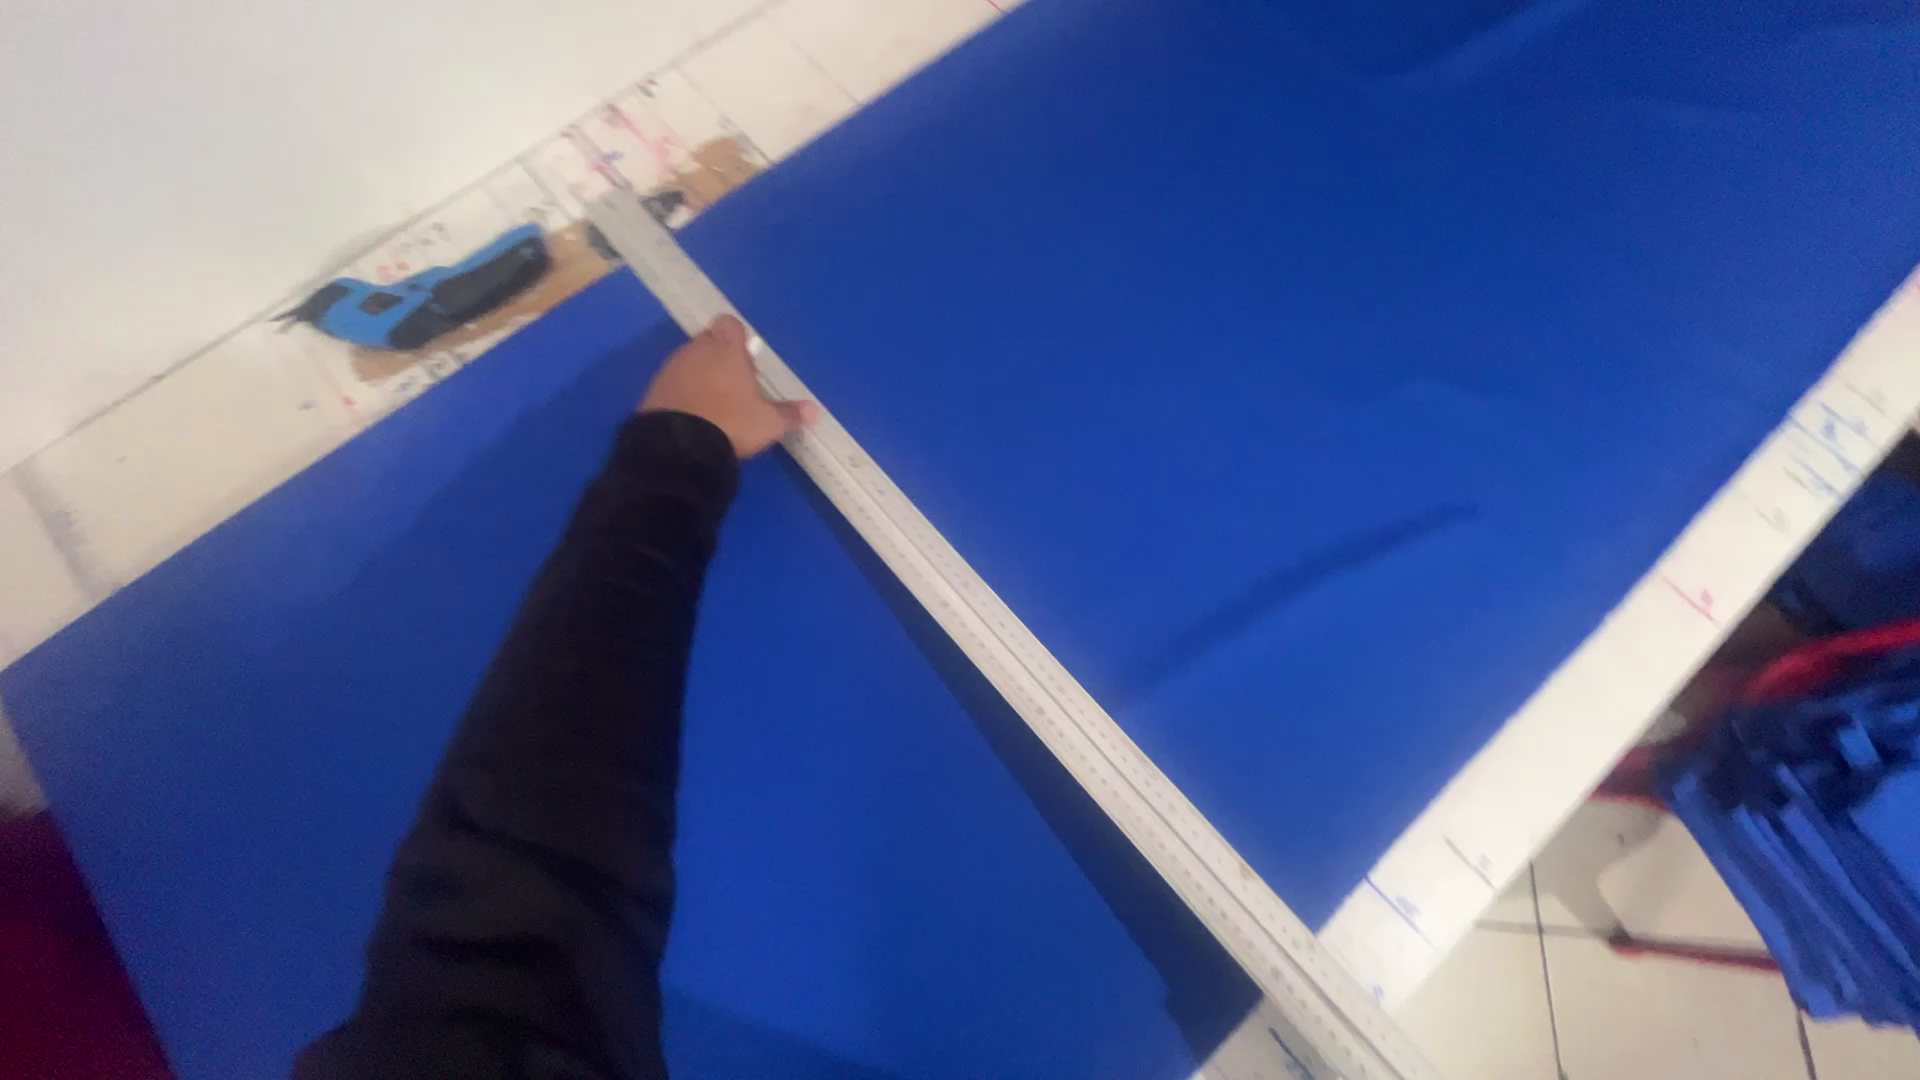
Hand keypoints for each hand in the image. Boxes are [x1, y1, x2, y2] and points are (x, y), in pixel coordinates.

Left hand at [639, 315, 818, 459]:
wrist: (679, 446)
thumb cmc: (731, 423)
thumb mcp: (768, 423)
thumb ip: (790, 414)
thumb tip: (814, 411)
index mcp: (726, 350)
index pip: (731, 325)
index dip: (739, 339)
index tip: (748, 361)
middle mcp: (696, 351)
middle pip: (709, 341)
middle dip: (721, 358)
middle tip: (736, 387)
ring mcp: (671, 369)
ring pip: (689, 362)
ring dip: (701, 376)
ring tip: (715, 405)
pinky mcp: (653, 390)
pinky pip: (673, 384)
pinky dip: (683, 394)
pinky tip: (693, 417)